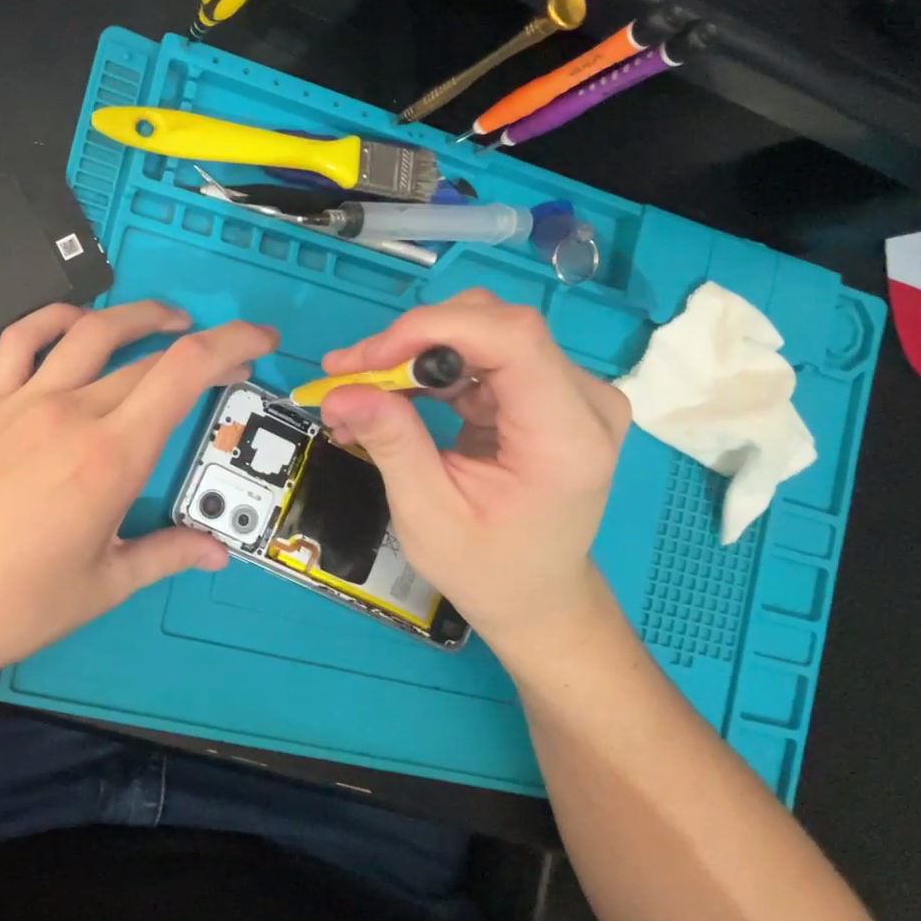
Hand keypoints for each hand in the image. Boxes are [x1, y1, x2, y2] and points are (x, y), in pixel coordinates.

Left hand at [0, 300, 279, 690]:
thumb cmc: (19, 606)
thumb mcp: (106, 584)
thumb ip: (167, 554)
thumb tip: (215, 551)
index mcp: (112, 457)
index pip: (184, 372)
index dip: (231, 344)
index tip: (259, 341)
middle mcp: (71, 413)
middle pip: (148, 357)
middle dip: (200, 349)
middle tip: (224, 364)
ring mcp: (21, 403)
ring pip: (89, 333)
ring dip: (137, 316)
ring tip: (168, 319)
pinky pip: (19, 341)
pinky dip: (52, 318)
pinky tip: (77, 323)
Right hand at [318, 290, 630, 659]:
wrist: (536, 595)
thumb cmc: (485, 567)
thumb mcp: (427, 515)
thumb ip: (392, 444)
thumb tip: (338, 392)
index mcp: (566, 435)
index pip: (512, 338)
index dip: (433, 330)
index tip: (365, 360)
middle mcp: (582, 398)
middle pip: (495, 325)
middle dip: (412, 340)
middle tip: (348, 373)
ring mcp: (568, 392)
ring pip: (482, 332)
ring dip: (412, 354)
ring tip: (357, 391)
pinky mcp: (544, 392)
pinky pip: (479, 357)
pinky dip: (426, 371)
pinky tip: (387, 398)